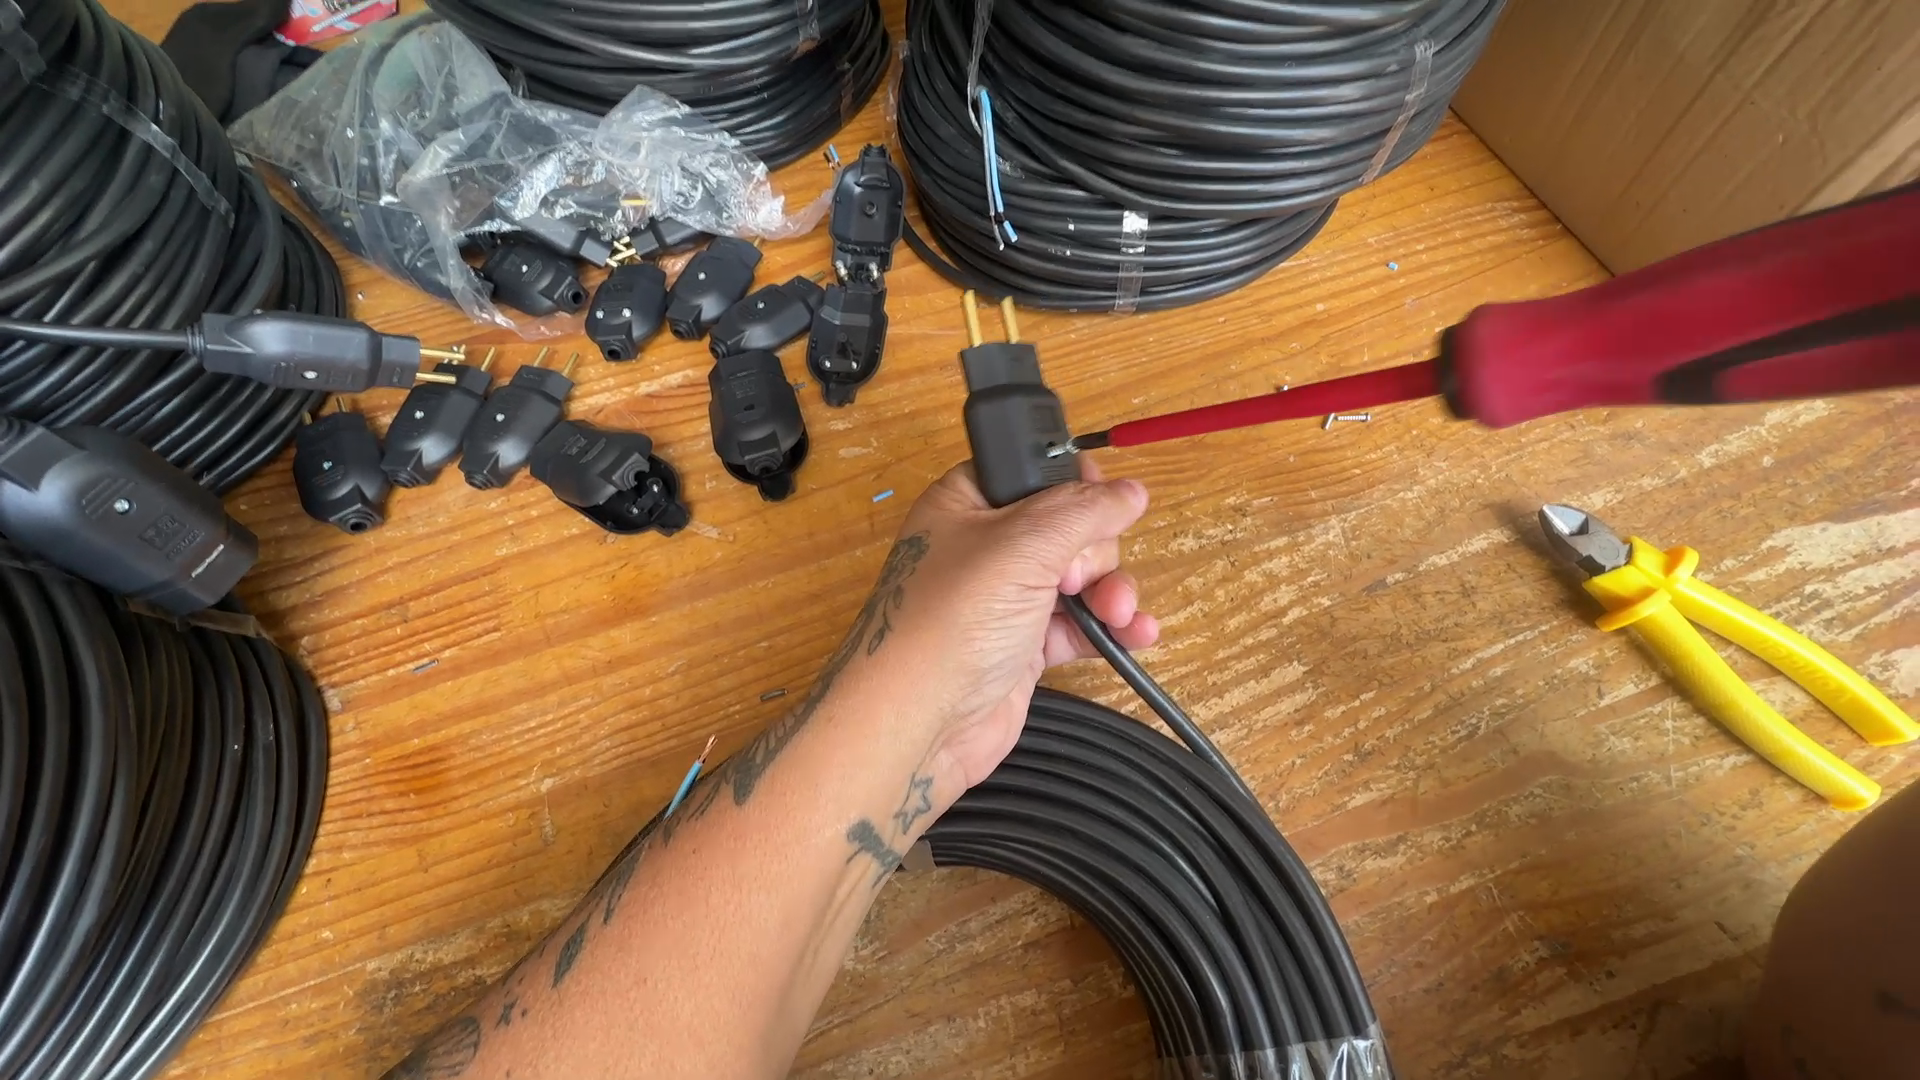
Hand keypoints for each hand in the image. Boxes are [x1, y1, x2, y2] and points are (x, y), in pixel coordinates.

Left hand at [849, 462, 1157, 791]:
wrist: (920, 721)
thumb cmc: (956, 617)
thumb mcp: (1021, 546)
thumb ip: (1083, 512)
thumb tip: (1132, 491)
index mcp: (970, 502)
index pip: (1033, 472)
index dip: (1074, 485)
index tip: (1102, 504)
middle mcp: (989, 545)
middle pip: (1070, 527)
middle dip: (1094, 551)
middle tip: (1074, 578)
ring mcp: (1008, 597)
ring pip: (1082, 577)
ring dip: (1111, 591)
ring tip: (1119, 613)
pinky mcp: (1027, 644)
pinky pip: (1081, 624)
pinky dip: (1111, 628)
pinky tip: (1138, 634)